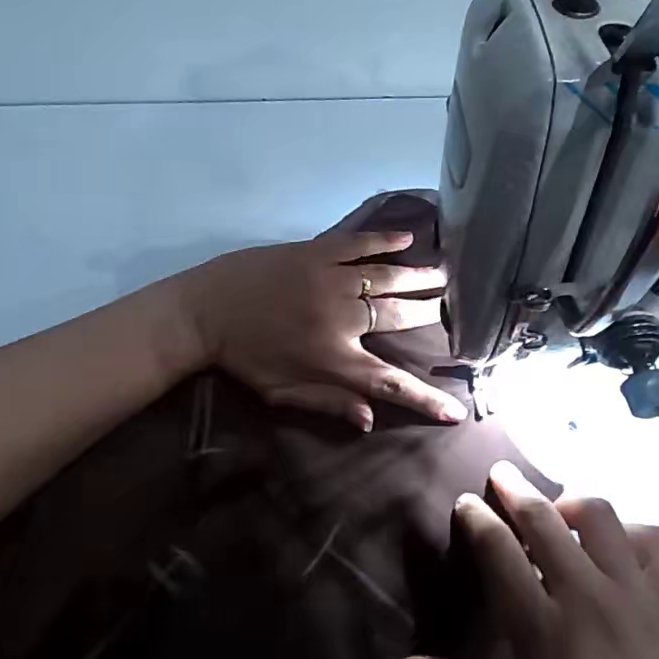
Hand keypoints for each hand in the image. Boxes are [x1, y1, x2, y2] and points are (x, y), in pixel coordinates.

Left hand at [172, 230, 466, 430]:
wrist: (203, 311)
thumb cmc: (242, 357)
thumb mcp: (282, 392)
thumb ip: (327, 403)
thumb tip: (369, 421)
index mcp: (333, 359)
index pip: (389, 383)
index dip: (425, 398)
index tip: (456, 409)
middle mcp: (341, 318)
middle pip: (397, 316)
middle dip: (429, 314)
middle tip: (451, 308)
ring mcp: (330, 280)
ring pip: (385, 277)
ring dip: (418, 276)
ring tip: (444, 273)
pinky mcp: (315, 253)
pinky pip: (358, 244)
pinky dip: (384, 240)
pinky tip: (408, 238)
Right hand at [394, 462, 658, 658]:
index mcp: (546, 637)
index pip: (501, 552)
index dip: (478, 518)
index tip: (465, 502)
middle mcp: (592, 603)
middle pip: (547, 519)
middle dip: (516, 489)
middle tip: (499, 475)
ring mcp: (641, 602)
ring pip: (603, 517)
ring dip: (571, 503)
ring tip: (554, 512)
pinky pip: (657, 543)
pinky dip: (632, 530)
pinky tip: (616, 547)